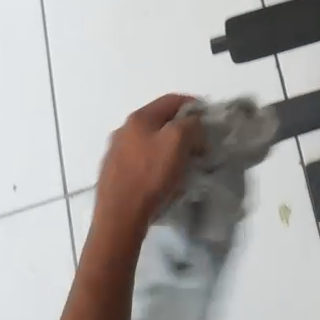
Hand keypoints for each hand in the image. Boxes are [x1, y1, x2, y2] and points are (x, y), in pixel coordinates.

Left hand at [92, 94, 204, 237]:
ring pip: (149, 142)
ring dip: (168, 149)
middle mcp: (123, 131)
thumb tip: (194, 123)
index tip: (208, 121)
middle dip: (182, 130)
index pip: (172, 100)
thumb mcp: (178, 141)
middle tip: (197, 146)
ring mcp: (114, 154)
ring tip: (182, 166)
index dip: (194, 106)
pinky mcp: (112, 176)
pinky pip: (140, 162)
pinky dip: (154, 165)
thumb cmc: (150, 175)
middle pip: (160, 122)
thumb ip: (191, 124)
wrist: (118, 219)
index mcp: (138, 117)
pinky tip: (161, 181)